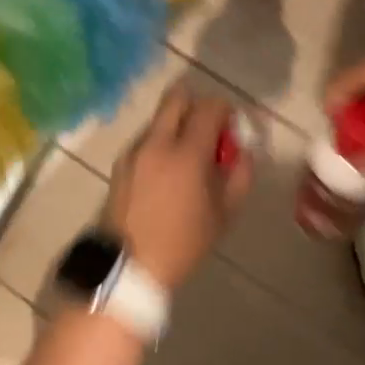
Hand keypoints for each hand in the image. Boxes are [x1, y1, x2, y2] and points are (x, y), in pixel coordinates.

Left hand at [106, 89, 253, 288]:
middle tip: (209, 129)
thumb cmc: (183, 244)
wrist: (129, 266)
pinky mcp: (120, 162)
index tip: (233, 125)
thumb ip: (240, 175)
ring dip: (177, 124)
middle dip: (197, 104)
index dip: (225, 109)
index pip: (209, 108)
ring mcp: (134, 150)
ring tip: (187, 156)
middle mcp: (157, 142)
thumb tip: (244, 151)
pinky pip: (146, 138)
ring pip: (159, 118)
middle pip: (177, 97)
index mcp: (186, 153)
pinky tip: (166, 172)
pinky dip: (160, 143)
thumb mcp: (223, 214)